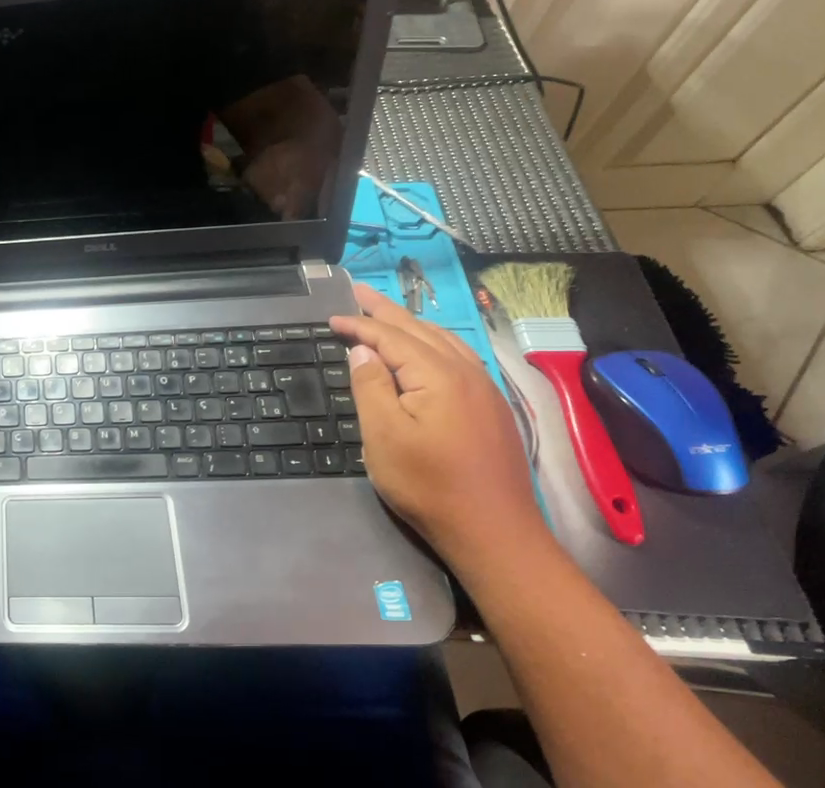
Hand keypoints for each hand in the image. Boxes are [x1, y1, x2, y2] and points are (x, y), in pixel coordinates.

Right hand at [330, 285, 546, 568]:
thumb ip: (370, 387)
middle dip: (387, 311)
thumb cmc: (428, 484)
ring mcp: (484, 390)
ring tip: (388, 315)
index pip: (391, 337)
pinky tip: (428, 349)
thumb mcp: (383, 436)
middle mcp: (466, 373)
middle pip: (421, 330)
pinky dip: (434, 343)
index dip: (359, 325)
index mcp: (438, 375)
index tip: (331, 318)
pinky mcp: (492, 409)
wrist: (493, 532)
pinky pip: (459, 357)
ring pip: (444, 341)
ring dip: (412, 324)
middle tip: (359, 292)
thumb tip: (361, 350)